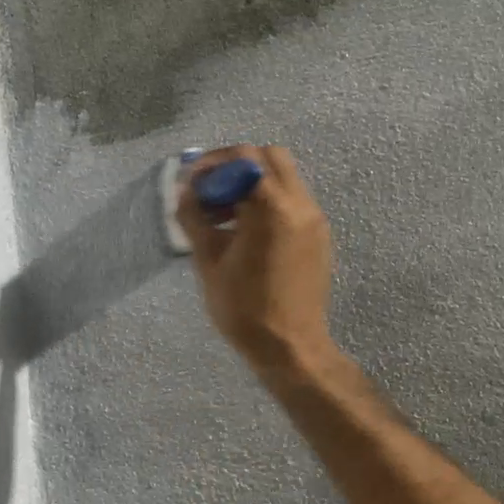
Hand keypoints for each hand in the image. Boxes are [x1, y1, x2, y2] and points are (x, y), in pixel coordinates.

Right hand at [176, 145, 336, 372]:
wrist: (290, 347)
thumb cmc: (243, 308)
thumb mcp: (208, 262)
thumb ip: (195, 219)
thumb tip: (185, 192)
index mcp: (271, 209)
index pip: (244, 158)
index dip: (212, 163)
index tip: (192, 182)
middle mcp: (299, 204)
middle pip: (270, 157)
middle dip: (235, 166)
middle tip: (210, 190)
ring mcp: (314, 219)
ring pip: (283, 177)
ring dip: (251, 184)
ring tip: (221, 216)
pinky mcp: (318, 235)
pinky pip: (291, 201)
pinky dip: (266, 202)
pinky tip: (243, 233)